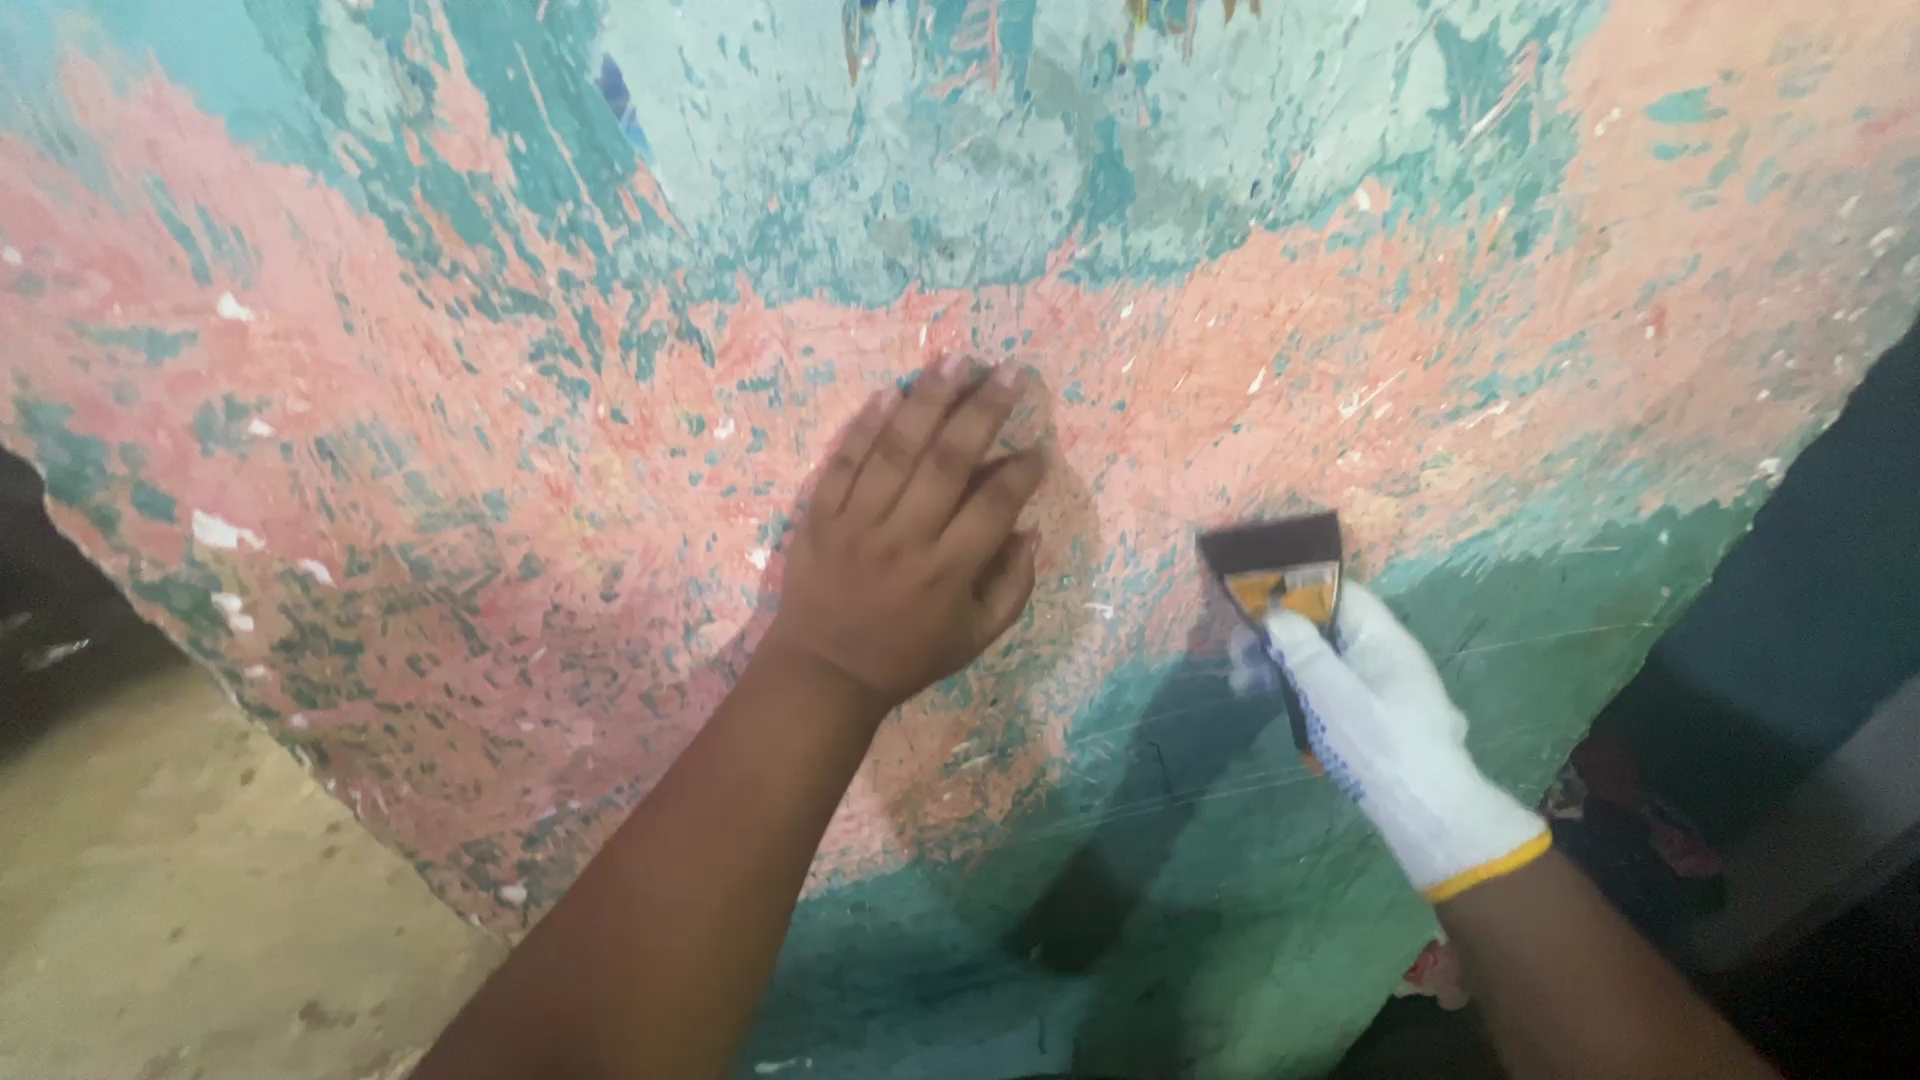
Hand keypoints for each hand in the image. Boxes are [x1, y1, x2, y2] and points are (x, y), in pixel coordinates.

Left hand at [762, 355, 1045, 713]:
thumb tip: (1029, 528)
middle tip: (1008, 372)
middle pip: (949, 461)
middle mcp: (905, 538)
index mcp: (948, 571)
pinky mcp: (820, 515)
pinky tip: (891, 392)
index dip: (1022, 472)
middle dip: (983, 411)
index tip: (1038, 449)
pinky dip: (866, 426)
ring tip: (956, 360)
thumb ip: (1012, 586)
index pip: (994, 505)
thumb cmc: (907, 655)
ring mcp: (857, 522)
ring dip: (929, 400)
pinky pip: (843, 462)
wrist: (825, 670)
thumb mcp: (976, 638)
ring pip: (897, 449)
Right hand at [1262, 584, 1549, 901]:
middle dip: (1277, 635)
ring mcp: (1377, 688)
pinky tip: (1267, 704)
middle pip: (1324, 628)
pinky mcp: (1369, 716)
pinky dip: (1296, 689)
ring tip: (1240, 683)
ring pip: (1321, 660)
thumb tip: (1276, 612)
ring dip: (1279, 665)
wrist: (1424, 812)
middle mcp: (1382, 656)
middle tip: (1236, 652)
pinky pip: (1327, 688)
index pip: (1341, 594)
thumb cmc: (1377, 743)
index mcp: (1382, 640)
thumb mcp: (1331, 692)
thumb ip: (1302, 649)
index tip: (1255, 604)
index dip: (1298, 591)